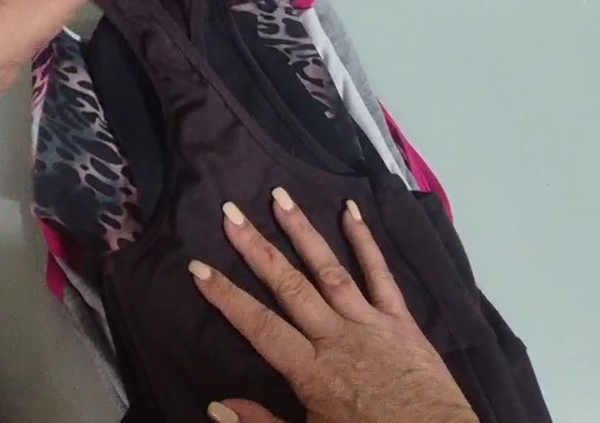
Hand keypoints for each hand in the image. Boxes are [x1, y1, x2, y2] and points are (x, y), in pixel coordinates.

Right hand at [190, 189, 477, 422]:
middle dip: (256, 247)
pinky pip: (381, 276)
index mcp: (312, 371)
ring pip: (328, 269)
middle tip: (231, 212)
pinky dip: (365, 241)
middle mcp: (335, 337)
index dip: (226, 297)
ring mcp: (369, 323)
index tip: (198, 267)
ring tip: (279, 196)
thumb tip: (215, 406)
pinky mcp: (401, 321)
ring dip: (302, 231)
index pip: (259, 326)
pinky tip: (350, 210)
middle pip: (288, 285)